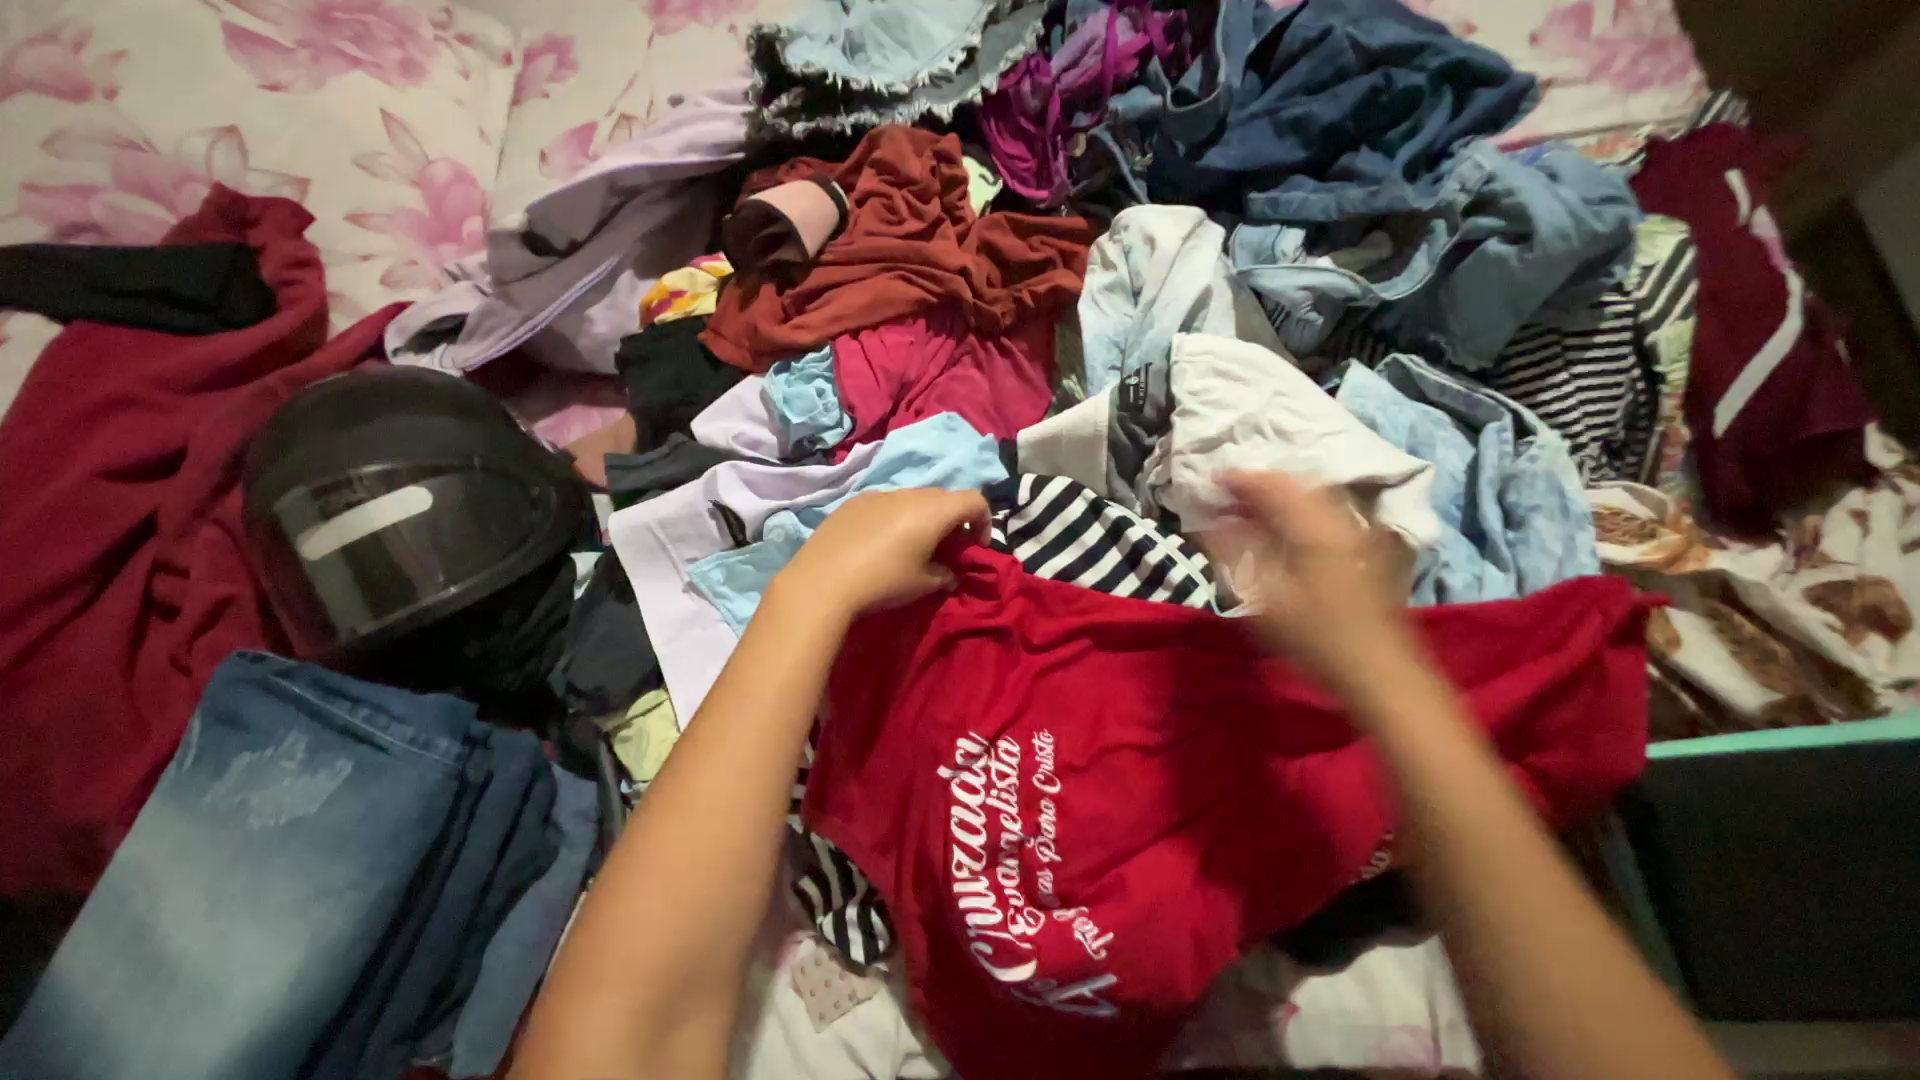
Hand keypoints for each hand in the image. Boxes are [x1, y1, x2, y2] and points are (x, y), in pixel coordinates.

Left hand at [772, 488, 991, 619]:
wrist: (822, 581)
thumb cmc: (883, 581)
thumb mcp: (924, 584)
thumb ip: (945, 574)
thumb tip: (950, 573)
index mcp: (933, 510)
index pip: (974, 500)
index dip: (983, 521)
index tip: (975, 547)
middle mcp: (908, 494)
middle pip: (943, 497)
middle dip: (952, 519)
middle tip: (946, 548)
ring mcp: (878, 494)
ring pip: (912, 499)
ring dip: (921, 517)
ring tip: (910, 546)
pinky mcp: (853, 502)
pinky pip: (884, 504)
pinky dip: (893, 518)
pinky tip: (877, 545)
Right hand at [1200, 470, 1418, 693]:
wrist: (1380, 671)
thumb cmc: (1317, 639)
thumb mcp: (1265, 598)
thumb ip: (1236, 552)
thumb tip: (1212, 522)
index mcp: (1314, 527)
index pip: (1272, 485)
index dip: (1239, 479)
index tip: (1211, 480)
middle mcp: (1341, 519)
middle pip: (1298, 482)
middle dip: (1262, 483)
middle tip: (1231, 496)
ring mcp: (1360, 531)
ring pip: (1316, 495)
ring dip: (1283, 494)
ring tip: (1254, 510)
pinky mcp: (1368, 547)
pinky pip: (1329, 511)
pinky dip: (1302, 508)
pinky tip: (1287, 528)